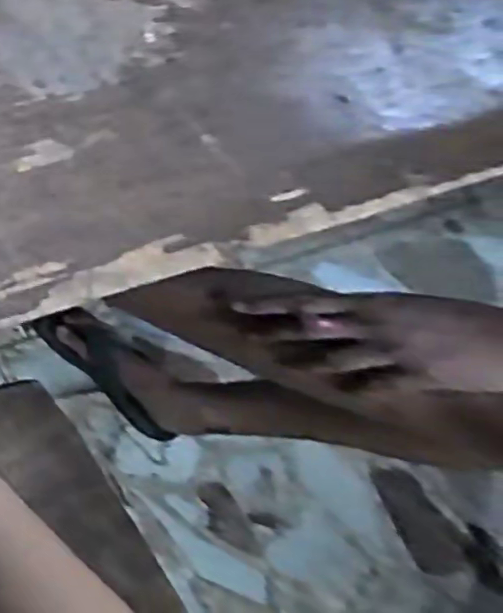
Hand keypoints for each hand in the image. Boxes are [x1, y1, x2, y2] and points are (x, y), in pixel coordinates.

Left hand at [229, 291, 502, 393]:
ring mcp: (394, 352)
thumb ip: (366, 310)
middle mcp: (372, 326)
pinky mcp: (420, 377)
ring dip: (308, 363)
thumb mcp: (403, 305)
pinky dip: (360, 388)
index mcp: (367, 304)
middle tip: (244, 335)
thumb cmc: (460, 317)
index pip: (302, 301)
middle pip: (309, 328)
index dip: (266, 304)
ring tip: (284, 366)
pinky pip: (380, 385)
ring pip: (337, 359)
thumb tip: (335, 312)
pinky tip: (344, 393)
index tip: (234, 305)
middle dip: (274, 332)